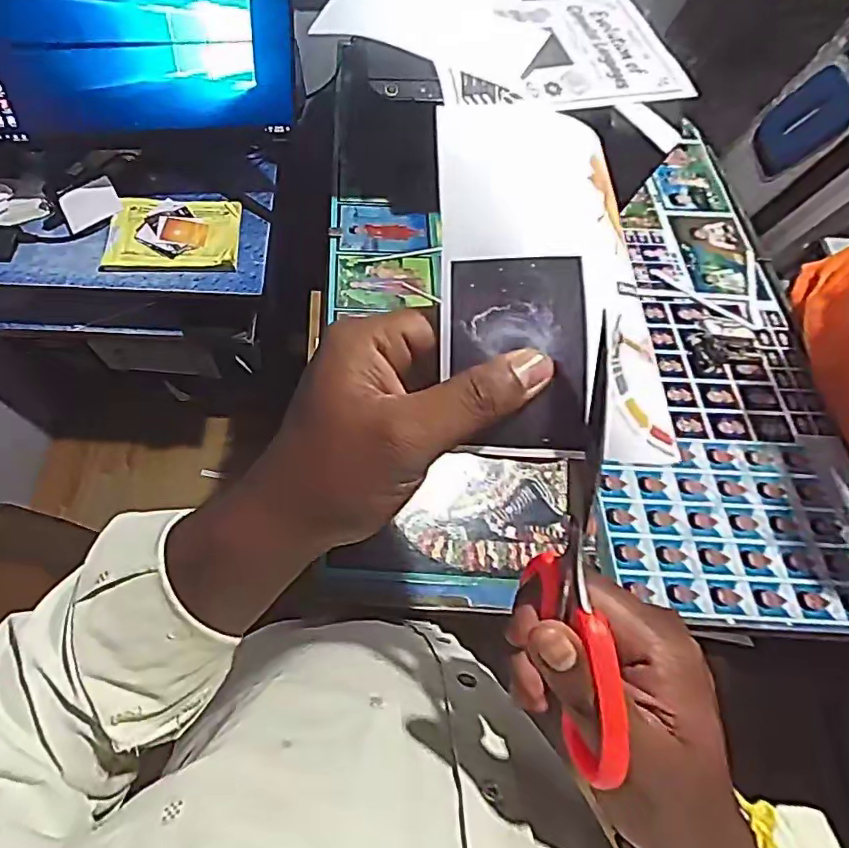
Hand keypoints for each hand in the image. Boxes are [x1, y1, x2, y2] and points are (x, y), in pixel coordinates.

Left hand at [241, 309, 555, 550]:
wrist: (292, 524)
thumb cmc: (338, 473)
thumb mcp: (408, 433)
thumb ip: (472, 398)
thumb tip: (536, 362)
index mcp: (366, 340)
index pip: (441, 323)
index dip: (491, 338)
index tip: (548, 356)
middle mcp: (373, 356)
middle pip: (447, 353)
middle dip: (492, 374)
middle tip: (556, 387)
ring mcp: (380, 390)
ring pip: (445, 385)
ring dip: (482, 402)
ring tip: (546, 409)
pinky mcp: (388, 420)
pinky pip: (435, 411)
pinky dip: (464, 422)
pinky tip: (507, 431)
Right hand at [508, 575, 755, 847]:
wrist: (688, 840)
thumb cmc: (674, 803)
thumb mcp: (627, 748)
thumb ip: (584, 685)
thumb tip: (547, 631)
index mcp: (660, 641)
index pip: (583, 584)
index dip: (544, 606)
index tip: (527, 645)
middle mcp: (641, 633)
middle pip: (561, 598)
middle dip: (535, 639)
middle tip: (537, 684)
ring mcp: (621, 647)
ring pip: (550, 621)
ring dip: (533, 659)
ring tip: (543, 701)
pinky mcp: (602, 662)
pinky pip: (554, 643)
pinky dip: (539, 669)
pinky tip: (548, 700)